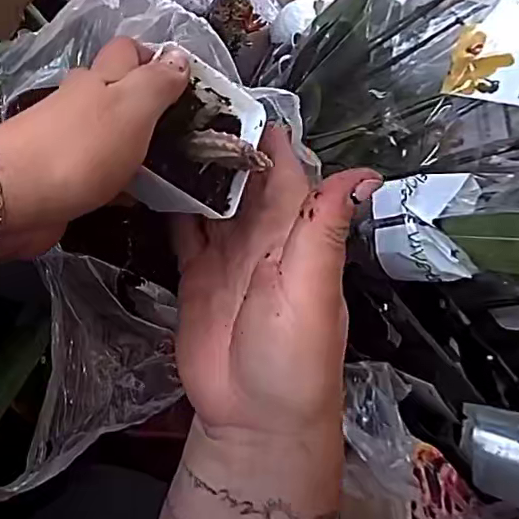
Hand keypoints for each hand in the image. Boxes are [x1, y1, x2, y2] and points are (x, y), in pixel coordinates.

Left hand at [0, 37, 189, 257]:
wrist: (11, 198)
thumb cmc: (78, 149)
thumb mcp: (131, 107)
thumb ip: (158, 82)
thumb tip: (179, 55)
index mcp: (100, 79)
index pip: (130, 51)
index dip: (157, 59)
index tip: (188, 84)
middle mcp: (82, 103)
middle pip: (120, 93)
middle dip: (150, 107)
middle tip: (186, 130)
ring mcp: (69, 141)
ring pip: (112, 136)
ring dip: (137, 147)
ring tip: (174, 168)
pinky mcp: (62, 178)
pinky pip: (101, 173)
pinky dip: (121, 182)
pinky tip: (139, 197)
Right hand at [171, 127, 380, 442]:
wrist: (253, 419)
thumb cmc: (294, 358)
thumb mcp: (314, 289)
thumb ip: (325, 230)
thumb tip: (363, 173)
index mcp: (295, 235)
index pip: (283, 173)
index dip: (264, 138)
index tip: (237, 99)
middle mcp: (261, 238)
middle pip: (241, 182)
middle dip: (221, 146)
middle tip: (187, 106)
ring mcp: (226, 256)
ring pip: (211, 201)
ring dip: (195, 171)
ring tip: (166, 133)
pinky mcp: (196, 276)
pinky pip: (185, 232)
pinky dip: (174, 207)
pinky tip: (155, 181)